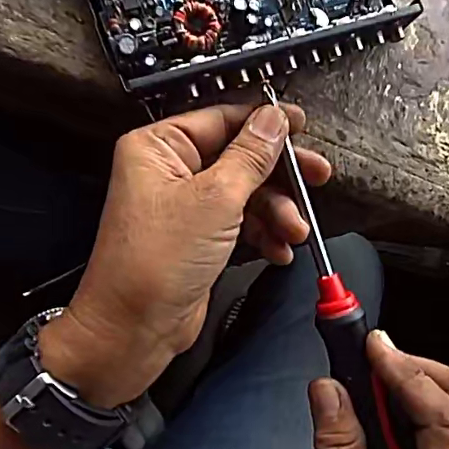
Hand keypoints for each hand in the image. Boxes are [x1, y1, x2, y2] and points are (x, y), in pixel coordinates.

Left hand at [37, 102, 331, 408]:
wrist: (134, 329)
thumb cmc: (150, 266)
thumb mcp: (216, 199)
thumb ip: (251, 156)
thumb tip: (272, 121)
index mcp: (159, 147)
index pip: (222, 118)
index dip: (265, 123)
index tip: (299, 126)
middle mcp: (170, 171)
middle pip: (241, 157)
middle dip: (280, 174)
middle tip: (314, 175)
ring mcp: (186, 205)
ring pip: (248, 192)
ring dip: (277, 212)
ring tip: (293, 229)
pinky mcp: (200, 235)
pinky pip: (242, 221)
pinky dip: (265, 233)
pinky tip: (278, 247)